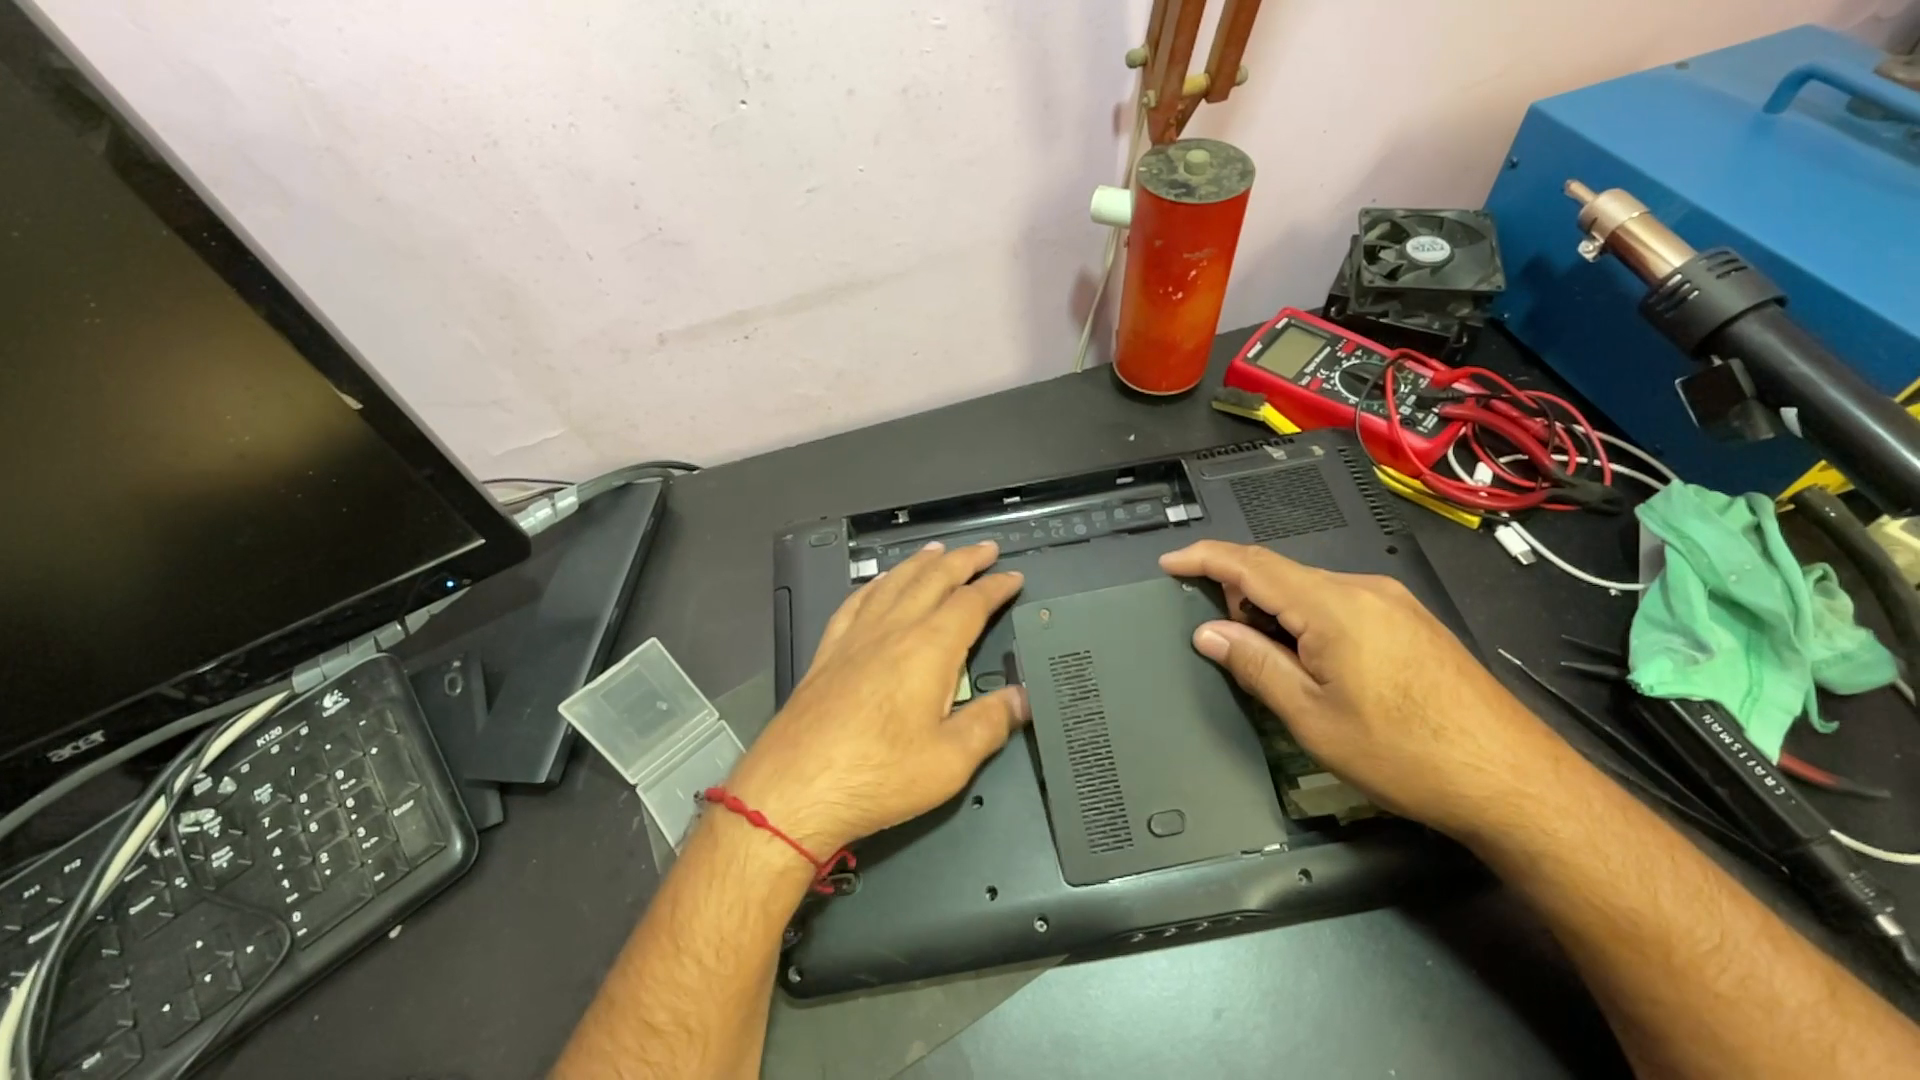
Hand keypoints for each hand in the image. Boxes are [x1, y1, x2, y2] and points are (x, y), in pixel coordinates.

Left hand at [724, 540, 1028, 853]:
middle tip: (984, 549)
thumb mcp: (950, 761)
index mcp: (928, 649)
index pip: (970, 603)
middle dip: (962, 560)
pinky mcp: (827, 652)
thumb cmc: (878, 776)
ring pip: (892, 583)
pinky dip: (874, 585)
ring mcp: (855, 638)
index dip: (995, 587)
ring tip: (937, 551)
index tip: (1014, 577)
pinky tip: (878, 584)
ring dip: (919, 564)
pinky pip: (855, 603)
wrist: (795, 788)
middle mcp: (892, 630)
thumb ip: (990, 723)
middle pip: (932, 580)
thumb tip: (1022, 697)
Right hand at [1159, 541, 1569, 835]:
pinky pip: (1342, 605)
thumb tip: (1210, 633)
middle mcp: (1366, 589)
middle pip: (1281, 575)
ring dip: (1277, 614)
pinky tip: (1316, 667)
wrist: (1511, 778)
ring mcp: (1394, 603)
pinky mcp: (1412, 622)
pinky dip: (1310, 622)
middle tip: (1228, 649)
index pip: (1251, 564)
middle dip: (1240, 599)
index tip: (1169, 563)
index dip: (1204, 559)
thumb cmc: (1404, 753)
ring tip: (1276, 670)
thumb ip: (1254, 665)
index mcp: (1334, 605)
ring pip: (1312, 591)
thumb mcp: (1312, 718)